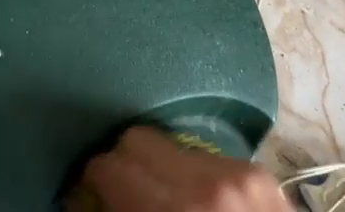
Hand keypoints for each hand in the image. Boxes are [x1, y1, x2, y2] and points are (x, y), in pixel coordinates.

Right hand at [85, 127, 291, 211]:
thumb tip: (82, 202)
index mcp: (172, 209)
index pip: (107, 166)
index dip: (93, 184)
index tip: (93, 200)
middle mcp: (205, 181)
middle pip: (136, 139)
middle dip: (124, 167)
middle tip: (124, 198)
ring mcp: (239, 172)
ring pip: (171, 143)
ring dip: (159, 170)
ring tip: (167, 204)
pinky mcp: (261, 174)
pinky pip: (206, 158)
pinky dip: (194, 178)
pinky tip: (202, 208)